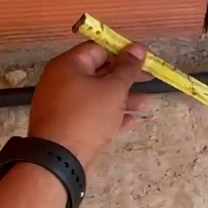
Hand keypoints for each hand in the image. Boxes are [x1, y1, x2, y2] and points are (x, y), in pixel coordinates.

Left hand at [26, 41, 150, 165]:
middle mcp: (61, 80)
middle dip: (126, 78)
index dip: (123, 52)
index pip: (98, 48)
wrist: (59, 159)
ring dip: (122, 98)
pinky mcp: (65, 124)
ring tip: (146, 104)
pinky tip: (130, 122)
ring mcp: (61, 104)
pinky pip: (90, 113)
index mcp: (68, 65)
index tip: (144, 58)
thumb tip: (137, 48)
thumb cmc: (87, 116)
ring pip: (97, 95)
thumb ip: (127, 68)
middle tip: (149, 79)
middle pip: (99, 72)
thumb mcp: (113, 89)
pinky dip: (109, 115)